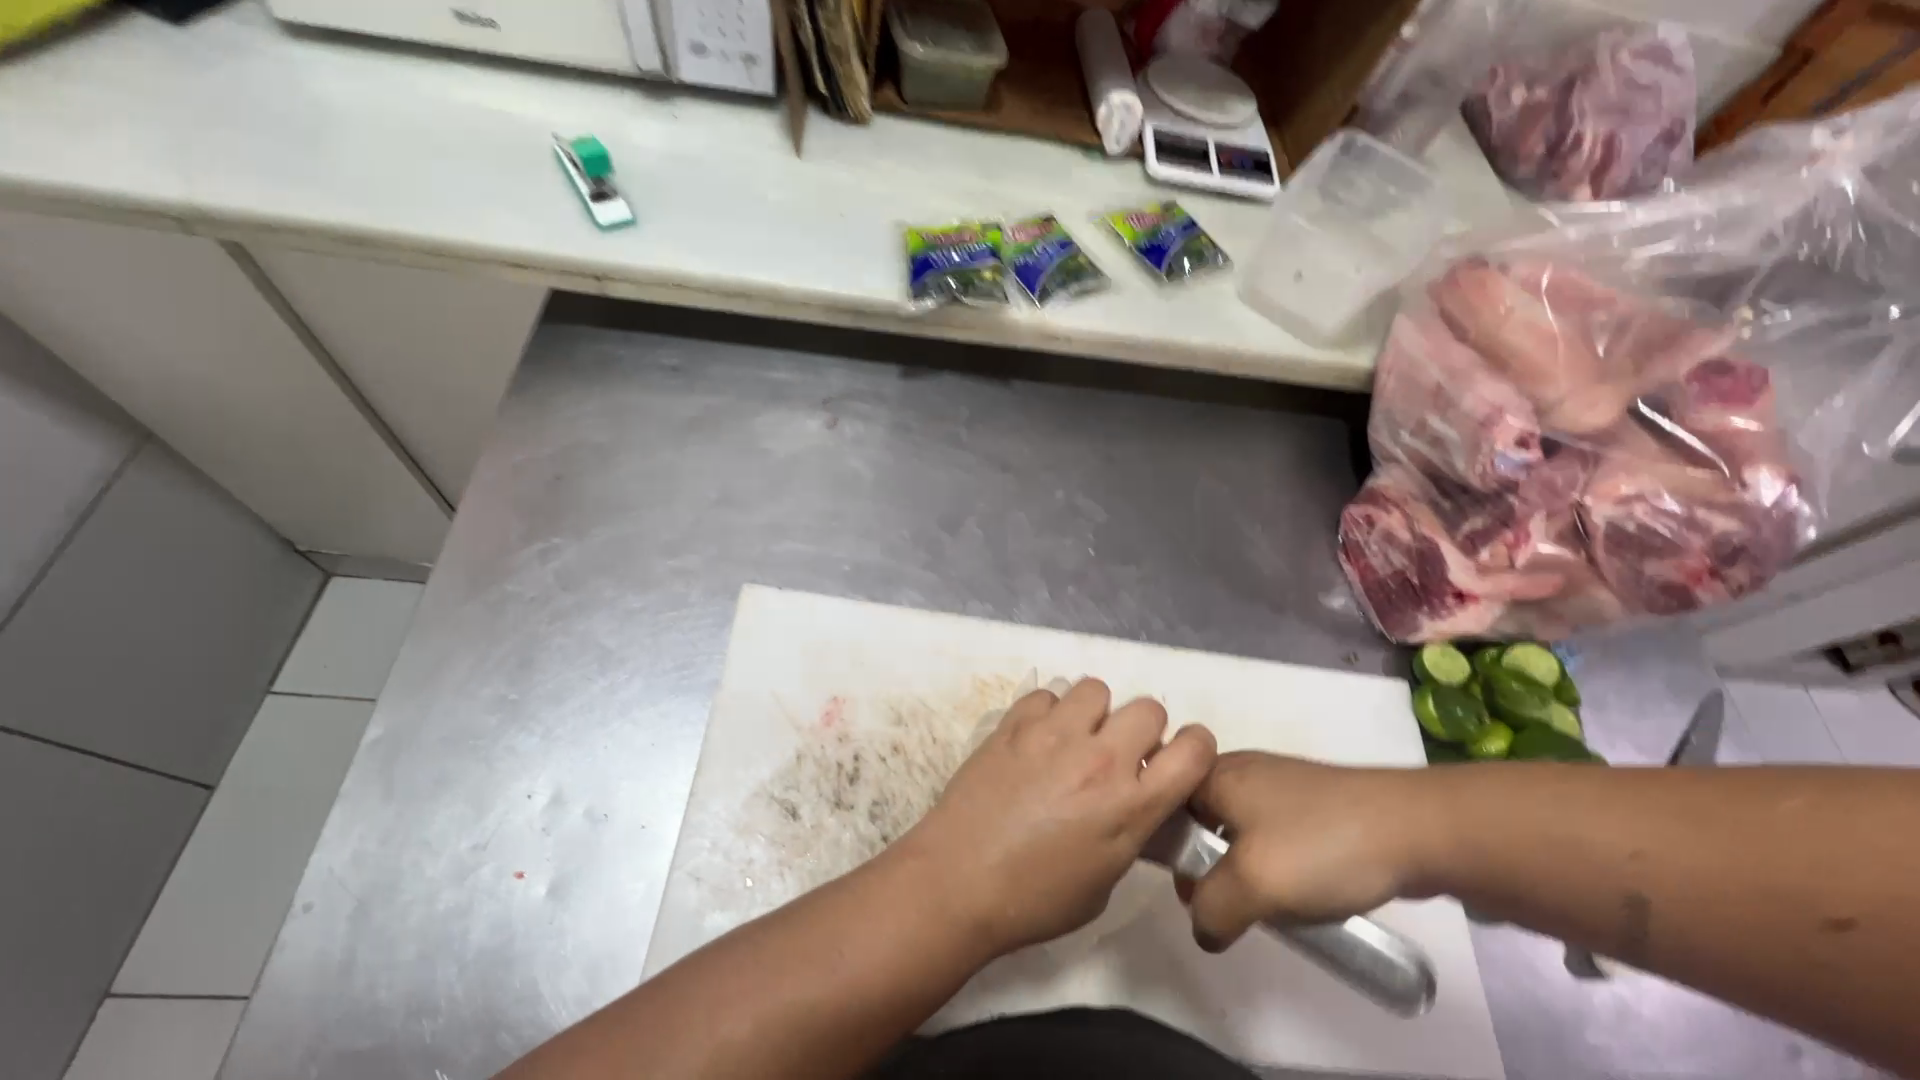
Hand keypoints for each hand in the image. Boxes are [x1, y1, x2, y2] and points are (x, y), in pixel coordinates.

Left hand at [895, 678, 1215, 956]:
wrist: (956, 883)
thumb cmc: (1034, 901)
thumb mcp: (1104, 882)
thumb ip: (1130, 833)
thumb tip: (1135, 808)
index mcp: (1131, 806)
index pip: (1194, 749)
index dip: (1194, 749)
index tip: (1177, 760)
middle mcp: (1100, 760)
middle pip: (1149, 708)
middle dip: (1143, 729)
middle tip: (1119, 756)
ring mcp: (1053, 735)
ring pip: (1096, 689)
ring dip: (1094, 713)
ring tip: (1074, 742)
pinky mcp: (1013, 724)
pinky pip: (1046, 694)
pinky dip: (1048, 713)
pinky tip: (1035, 742)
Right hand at [1184, 752, 1434, 950]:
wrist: (1419, 830)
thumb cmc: (1322, 846)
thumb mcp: (1251, 884)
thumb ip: (1209, 909)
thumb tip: (1205, 927)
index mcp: (1216, 774)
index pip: (1161, 802)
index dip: (1161, 846)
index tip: (1181, 886)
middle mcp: (1241, 772)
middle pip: (1198, 821)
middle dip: (1205, 867)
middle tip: (1225, 906)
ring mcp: (1280, 788)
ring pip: (1237, 834)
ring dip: (1243, 873)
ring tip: (1264, 906)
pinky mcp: (1314, 808)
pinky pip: (1273, 840)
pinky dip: (1275, 869)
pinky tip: (1296, 894)